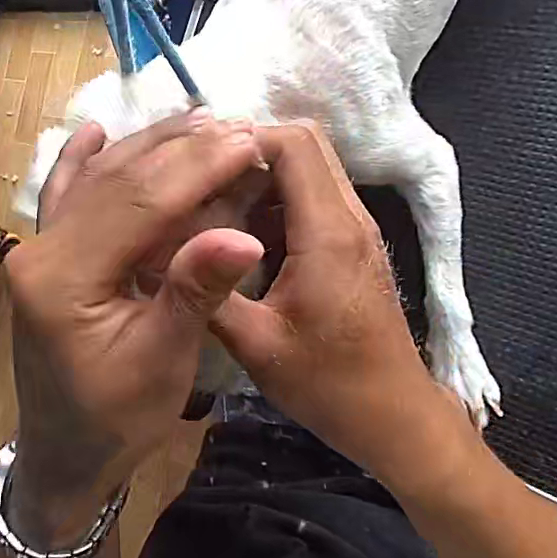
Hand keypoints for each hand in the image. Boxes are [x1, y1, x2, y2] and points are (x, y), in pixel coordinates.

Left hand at [4, 110, 265, 546]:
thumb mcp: (161, 364)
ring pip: (94, 179)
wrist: (62, 456)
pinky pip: (63, 197)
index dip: (197, 167)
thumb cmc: (115, 422)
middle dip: (180, 149)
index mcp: (64, 278)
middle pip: (116, 180)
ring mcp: (36, 249)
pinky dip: (81, 161)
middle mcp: (40, 250)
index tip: (249, 139)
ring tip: (198, 120)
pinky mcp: (44, 257)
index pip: (138, 201)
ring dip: (147, 146)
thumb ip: (194, 292)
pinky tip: (95, 131)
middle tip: (237, 124)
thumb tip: (244, 232)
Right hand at [210, 123, 481, 492]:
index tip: (197, 168)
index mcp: (327, 232)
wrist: (393, 417)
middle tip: (202, 186)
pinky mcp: (353, 247)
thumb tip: (163, 253)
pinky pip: (315, 200)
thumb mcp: (256, 345)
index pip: (293, 144)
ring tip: (214, 209)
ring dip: (262, 179)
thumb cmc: (328, 384)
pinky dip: (277, 203)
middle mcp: (349, 218)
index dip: (242, 140)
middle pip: (306, 146)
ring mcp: (356, 230)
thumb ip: (210, 293)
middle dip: (249, 154)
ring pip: (311, 171)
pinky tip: (242, 238)